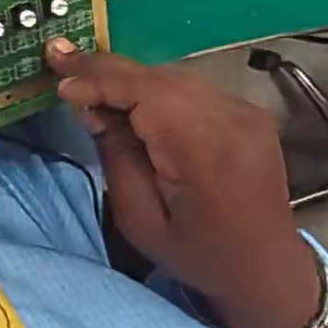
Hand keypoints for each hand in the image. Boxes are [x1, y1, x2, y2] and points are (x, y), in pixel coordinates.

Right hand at [44, 37, 319, 327]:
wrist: (268, 269)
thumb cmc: (197, 254)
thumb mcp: (140, 218)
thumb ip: (116, 156)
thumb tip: (92, 108)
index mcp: (207, 152)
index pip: (146, 93)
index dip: (100, 81)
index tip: (61, 84)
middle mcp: (233, 120)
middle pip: (158, 77)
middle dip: (104, 69)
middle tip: (59, 58)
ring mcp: (246, 112)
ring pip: (171, 76)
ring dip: (126, 76)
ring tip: (84, 79)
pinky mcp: (247, 111)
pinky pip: (188, 86)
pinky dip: (150, 85)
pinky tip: (124, 93)